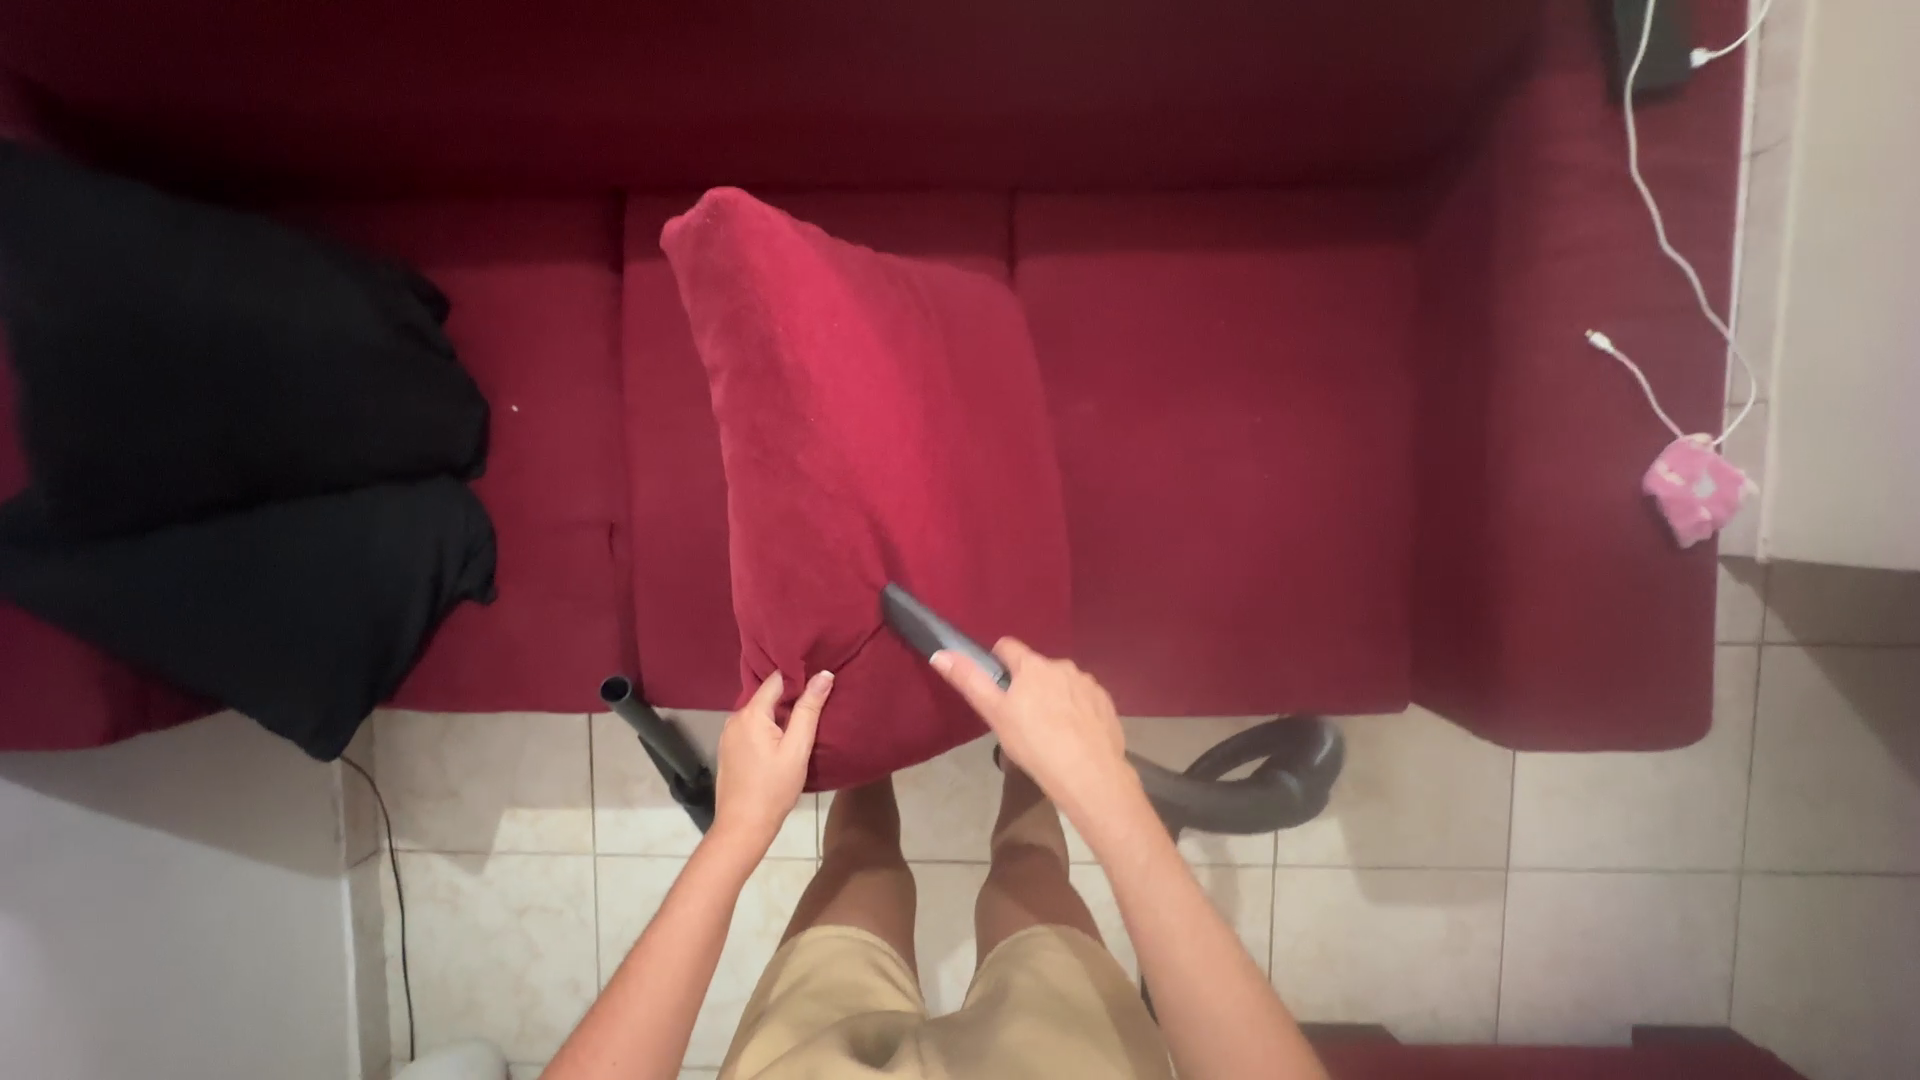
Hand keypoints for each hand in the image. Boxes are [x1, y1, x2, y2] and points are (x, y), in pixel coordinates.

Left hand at [711, 669, 832, 853]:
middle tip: (817, 698)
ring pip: (760, 712)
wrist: (743, 827)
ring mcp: (729, 734)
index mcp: (751, 713)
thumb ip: (809, 709)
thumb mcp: (797, 748)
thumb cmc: (774, 788)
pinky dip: (768, 726)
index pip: (777, 679)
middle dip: (791, 695)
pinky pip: (752, 726)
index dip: (799, 676)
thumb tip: (824, 674)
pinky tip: (783, 737)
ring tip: (805, 716)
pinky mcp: (729, 749)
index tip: (819, 677)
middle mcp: (735, 718)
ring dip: (780, 713)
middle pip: (767, 695)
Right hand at [931, 639, 1137, 817]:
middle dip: (1027, 685)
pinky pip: (1084, 699)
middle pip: (1036, 668)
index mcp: (1033, 665)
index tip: (996, 687)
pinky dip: (1076, 711)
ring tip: (1048, 732)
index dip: (996, 662)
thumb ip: (969, 680)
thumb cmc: (1035, 743)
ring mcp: (1088, 684)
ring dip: (1053, 697)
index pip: (1007, 646)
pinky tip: (1073, 737)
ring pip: (1061, 683)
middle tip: (1020, 719)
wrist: (1090, 775)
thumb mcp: (995, 714)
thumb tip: (940, 652)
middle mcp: (1062, 666)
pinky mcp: (1106, 703)